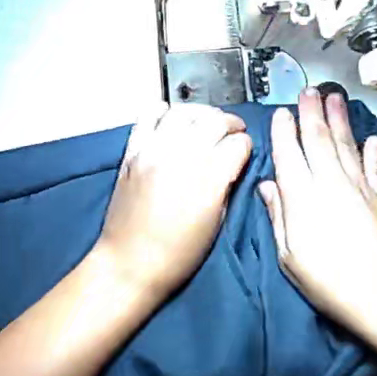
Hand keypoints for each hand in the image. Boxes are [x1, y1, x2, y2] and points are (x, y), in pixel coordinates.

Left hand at [91, 102, 253, 299]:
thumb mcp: (216, 223)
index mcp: (209, 179)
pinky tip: (173, 121)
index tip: (244, 154)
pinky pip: (149, 115)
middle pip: (215, 120)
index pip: (238, 143)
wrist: (130, 263)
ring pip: (185, 112)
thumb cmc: (179, 254)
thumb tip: (231, 164)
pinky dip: (165, 112)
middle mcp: (183, 156)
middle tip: (232, 134)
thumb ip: (226, 185)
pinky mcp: (133, 150)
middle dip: (230, 125)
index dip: (246, 147)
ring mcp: (154, 150)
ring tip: (206, 125)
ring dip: (202, 115)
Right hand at [258, 89, 376, 333]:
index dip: (284, 132)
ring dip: (339, 120)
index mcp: (302, 197)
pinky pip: (374, 168)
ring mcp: (359, 188)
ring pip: (346, 146)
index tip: (281, 113)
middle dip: (312, 113)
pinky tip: (371, 139)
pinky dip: (372, 152)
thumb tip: (268, 186)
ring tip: (334, 98)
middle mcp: (330, 183)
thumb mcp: (290, 256)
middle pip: (319, 140)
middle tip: (308, 91)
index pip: (289, 155)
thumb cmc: (329, 282)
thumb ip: (279, 216)